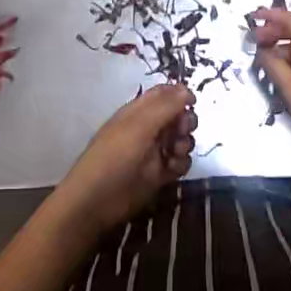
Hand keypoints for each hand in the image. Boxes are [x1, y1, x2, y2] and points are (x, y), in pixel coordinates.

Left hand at [53, 84, 197, 230]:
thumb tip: (187, 89)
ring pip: (181, 140)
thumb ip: (165, 106)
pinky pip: (180, 163)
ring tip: (174, 153)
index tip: (193, 102)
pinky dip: (180, 164)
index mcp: (138, 112)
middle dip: (186, 121)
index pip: (163, 95)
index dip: (179, 95)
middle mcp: (148, 129)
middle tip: (182, 131)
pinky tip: (172, 169)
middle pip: (177, 116)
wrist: (97, 200)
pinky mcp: (159, 174)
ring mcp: (154, 152)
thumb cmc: (114, 157)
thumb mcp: (139, 126)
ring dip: (184, 144)